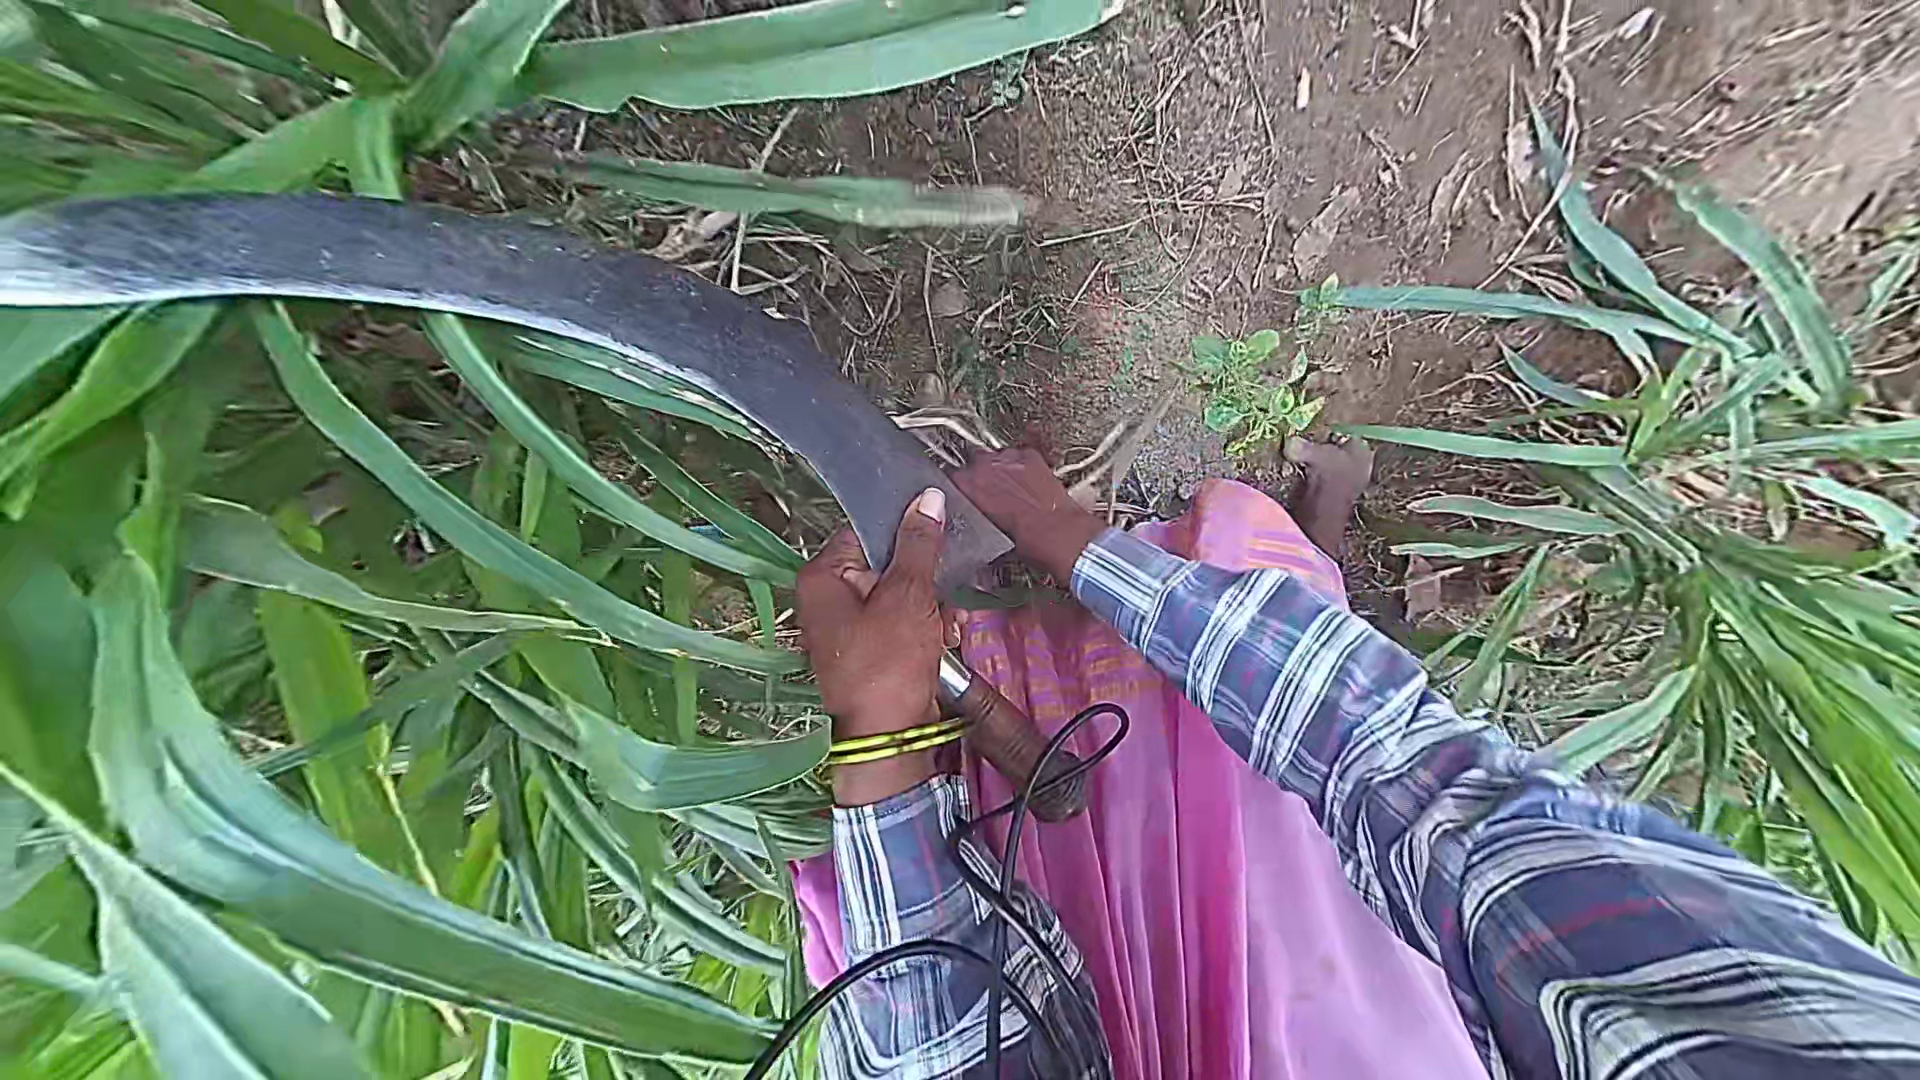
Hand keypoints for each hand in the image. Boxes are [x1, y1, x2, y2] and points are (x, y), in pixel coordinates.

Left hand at [796, 488, 949, 804]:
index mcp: (823, 578)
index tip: (938, 529)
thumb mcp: (908, 596)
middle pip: (886, 563)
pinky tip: (948, 635)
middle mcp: (830, 598)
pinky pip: (902, 621)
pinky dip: (927, 626)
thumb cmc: (889, 662)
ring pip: (900, 593)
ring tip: (951, 621)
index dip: (903, 530)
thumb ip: (919, 545)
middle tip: (946, 587)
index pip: (864, 531)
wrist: (891, 737)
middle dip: (925, 579)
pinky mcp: (873, 647)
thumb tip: (929, 498)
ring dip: (933, 605)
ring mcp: (851, 626)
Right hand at [953, 448, 1106, 581]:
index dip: (961, 487)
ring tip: (1012, 489)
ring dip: (1002, 469)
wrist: (1059, 534)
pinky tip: (1028, 482)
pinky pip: (1020, 455)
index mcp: (969, 485)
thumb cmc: (1027, 540)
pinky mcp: (1031, 456)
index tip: (966, 493)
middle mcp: (986, 466)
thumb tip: (977, 513)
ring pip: (997, 457)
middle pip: (974, 462)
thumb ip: (976, 513)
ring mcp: (1009, 458)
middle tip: (992, 494)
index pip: (953, 476)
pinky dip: (1022, 465)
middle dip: (981, 476)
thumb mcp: (988, 530)